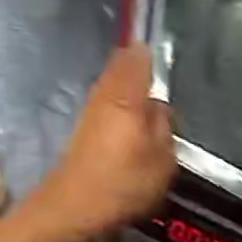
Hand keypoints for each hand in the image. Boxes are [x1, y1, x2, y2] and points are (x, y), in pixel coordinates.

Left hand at [31, 43, 175, 240]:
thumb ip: (163, 126)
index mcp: (126, 95)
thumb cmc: (125, 180)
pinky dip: (117, 91)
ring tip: (144, 81)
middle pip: (119, 63)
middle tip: (152, 60)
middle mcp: (105, 91)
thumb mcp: (162, 160)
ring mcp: (91, 103)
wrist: (78, 198)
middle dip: (134, 59)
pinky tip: (127, 106)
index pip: (135, 59)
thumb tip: (158, 105)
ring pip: (110, 77)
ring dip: (124, 75)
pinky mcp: (85, 118)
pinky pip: (105, 92)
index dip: (146, 49)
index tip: (157, 43)